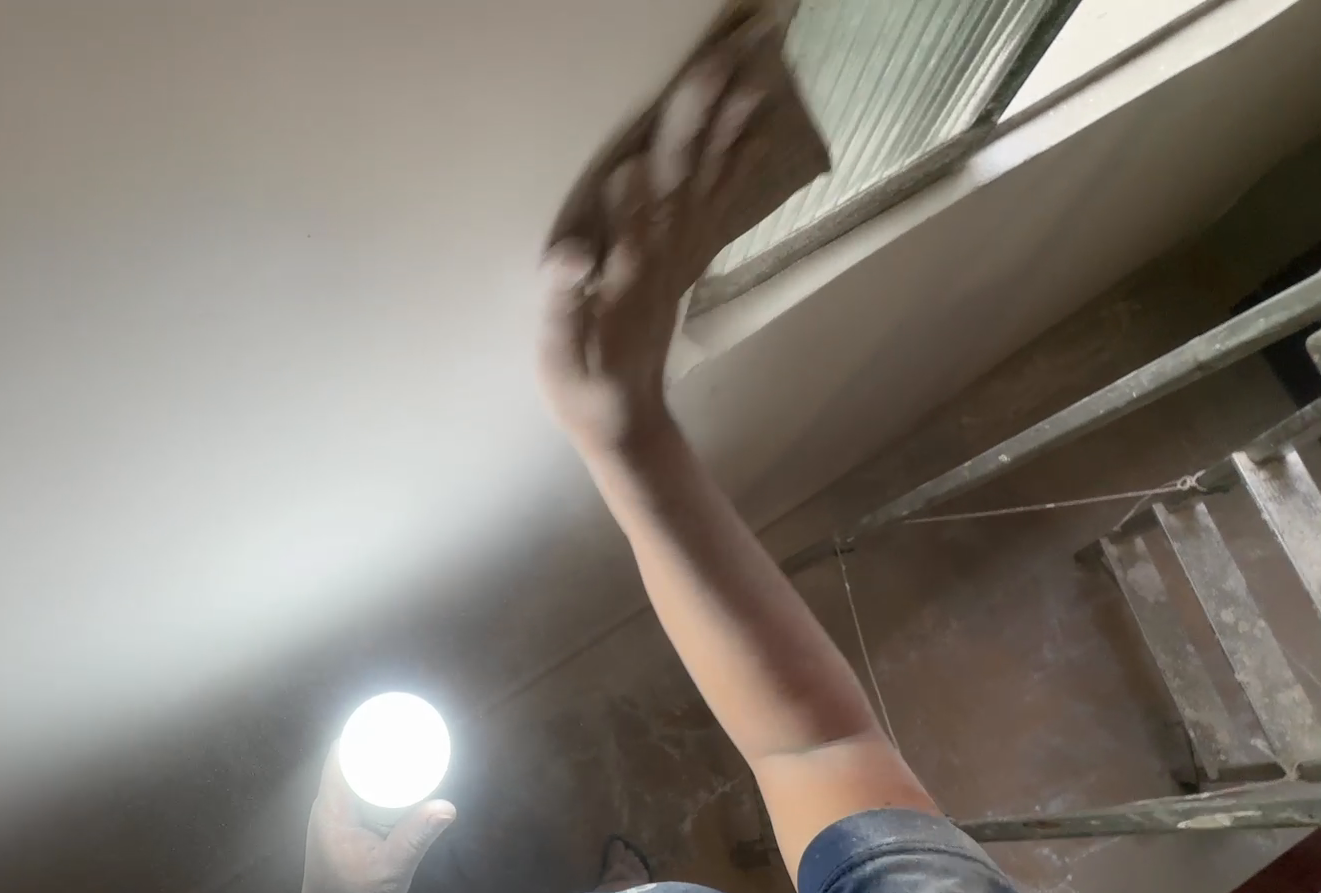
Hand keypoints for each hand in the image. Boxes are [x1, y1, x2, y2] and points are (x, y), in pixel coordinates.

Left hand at [293, 744, 456, 892]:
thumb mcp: (390, 870)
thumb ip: (416, 837)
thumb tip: (448, 805)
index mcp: (332, 808)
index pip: (339, 754)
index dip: (360, 731)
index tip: (388, 718)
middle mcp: (328, 807)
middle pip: (347, 760)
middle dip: (374, 742)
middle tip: (407, 731)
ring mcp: (333, 819)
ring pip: (352, 777)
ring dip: (374, 762)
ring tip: (406, 748)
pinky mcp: (342, 831)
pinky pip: (357, 793)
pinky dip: (375, 781)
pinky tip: (398, 783)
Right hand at [538, 14, 779, 453]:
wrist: (626, 420)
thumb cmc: (581, 386)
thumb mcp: (556, 352)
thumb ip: (563, 298)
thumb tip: (580, 247)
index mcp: (627, 267)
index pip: (655, 186)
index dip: (680, 130)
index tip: (710, 67)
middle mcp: (662, 255)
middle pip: (692, 169)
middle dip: (715, 105)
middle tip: (747, 43)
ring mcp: (680, 260)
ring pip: (713, 183)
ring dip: (737, 126)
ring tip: (763, 71)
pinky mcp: (686, 268)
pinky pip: (721, 211)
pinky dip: (742, 170)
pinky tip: (758, 134)